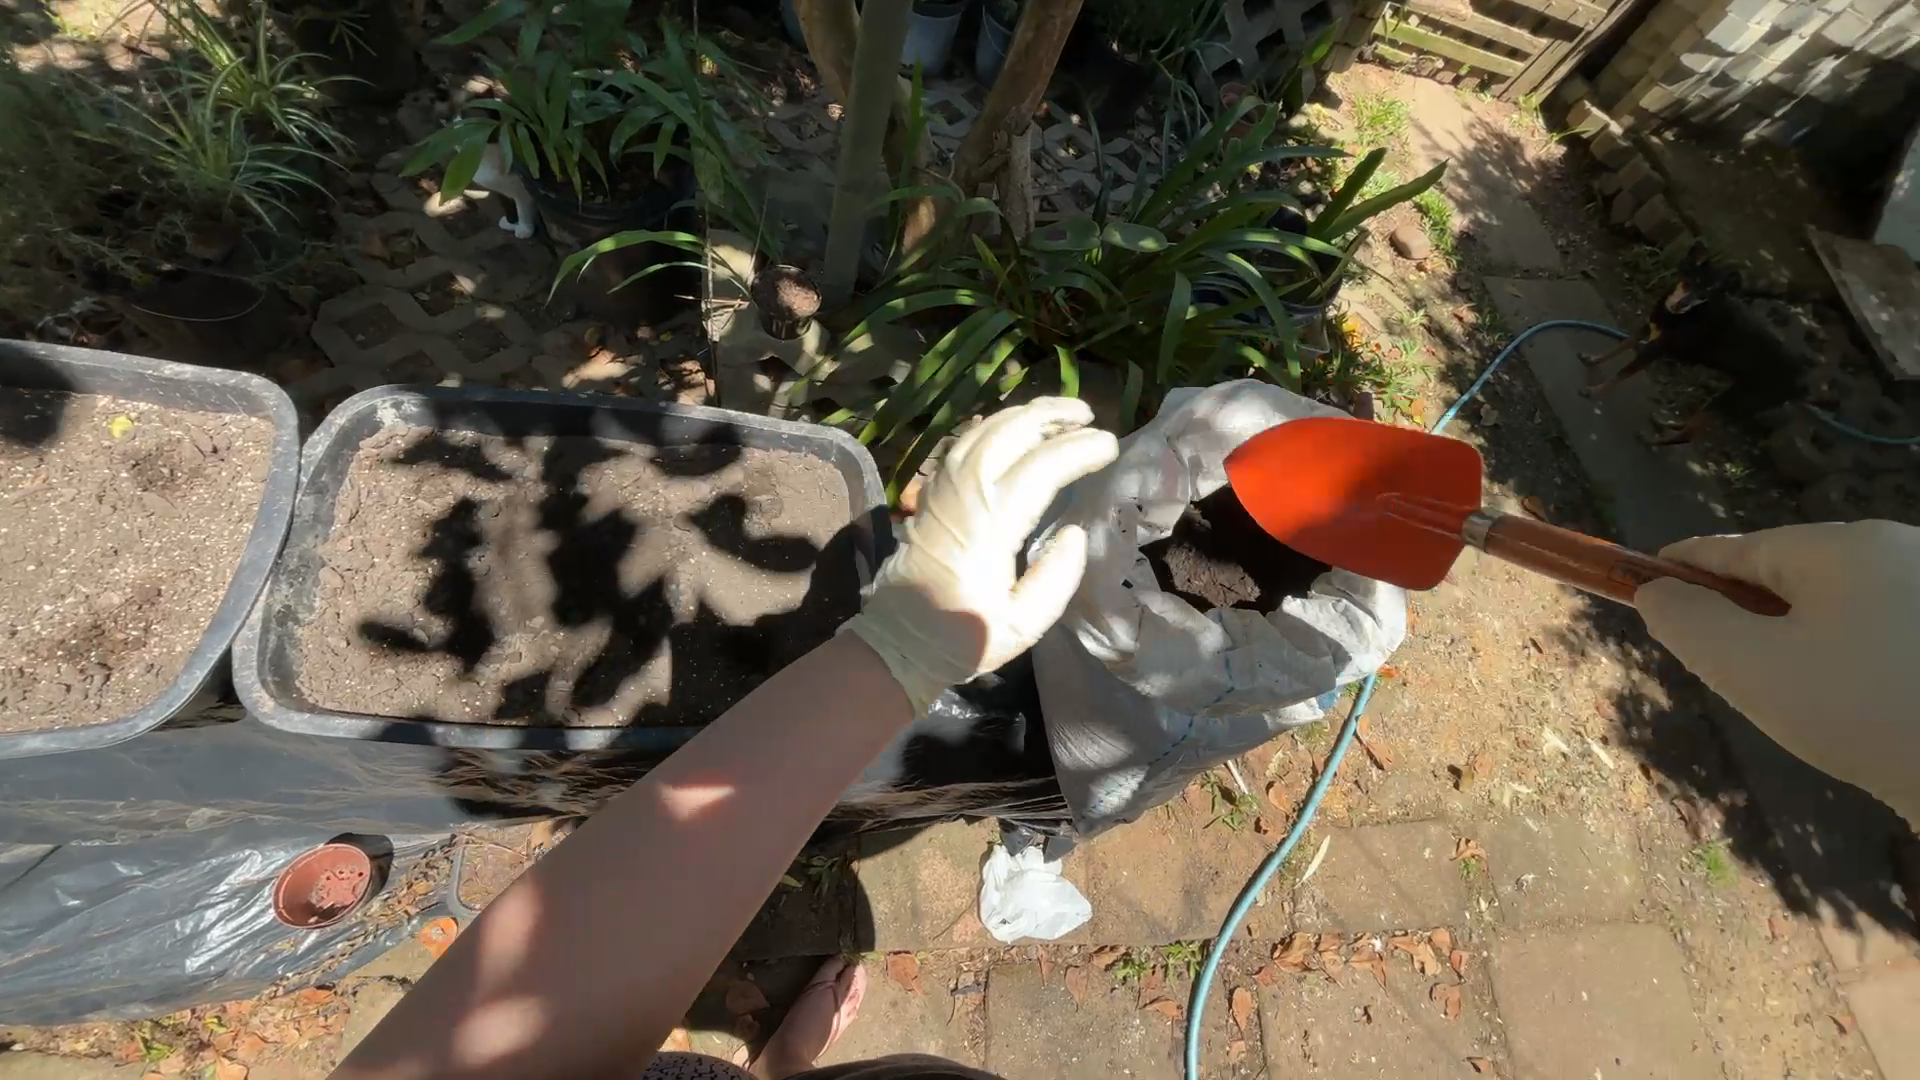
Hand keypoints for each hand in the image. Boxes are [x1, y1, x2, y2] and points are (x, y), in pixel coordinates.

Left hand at [843, 398, 1118, 715]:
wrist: (897, 642)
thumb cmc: (961, 640)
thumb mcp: (1021, 626)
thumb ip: (1055, 579)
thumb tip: (1074, 532)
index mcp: (988, 528)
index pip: (1040, 468)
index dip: (1079, 450)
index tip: (1110, 447)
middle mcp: (962, 497)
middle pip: (1007, 432)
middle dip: (1051, 416)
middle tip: (1088, 416)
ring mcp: (940, 491)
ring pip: (981, 431)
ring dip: (1022, 416)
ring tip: (1058, 417)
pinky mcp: (929, 495)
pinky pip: (962, 445)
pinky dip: (992, 428)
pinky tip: (1015, 433)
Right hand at [1636, 520, 1919, 826]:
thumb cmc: (1862, 707)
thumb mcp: (1739, 662)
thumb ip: (1679, 616)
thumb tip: (1659, 592)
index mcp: (1845, 547)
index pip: (1731, 549)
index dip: (1679, 568)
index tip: (1645, 588)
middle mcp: (1909, 551)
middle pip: (1790, 576)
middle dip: (1746, 611)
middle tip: (1728, 664)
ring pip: (1843, 605)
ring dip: (1804, 637)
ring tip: (1798, 692)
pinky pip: (1892, 632)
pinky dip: (1860, 657)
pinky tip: (1862, 702)